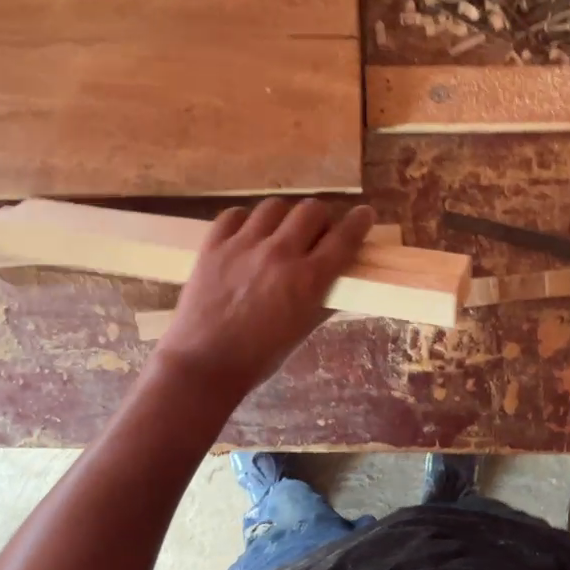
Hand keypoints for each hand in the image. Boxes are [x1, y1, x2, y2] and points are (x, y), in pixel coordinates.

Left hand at [155, 198, 375, 394]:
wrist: (205, 363)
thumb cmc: (260, 357)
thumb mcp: (302, 331)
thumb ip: (323, 302)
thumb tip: (337, 283)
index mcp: (308, 280)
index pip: (344, 238)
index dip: (359, 222)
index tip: (364, 215)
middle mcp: (280, 253)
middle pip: (311, 211)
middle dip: (321, 219)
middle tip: (316, 233)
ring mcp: (244, 245)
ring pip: (275, 207)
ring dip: (284, 217)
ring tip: (279, 233)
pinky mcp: (213, 244)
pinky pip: (234, 215)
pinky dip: (246, 221)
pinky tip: (247, 236)